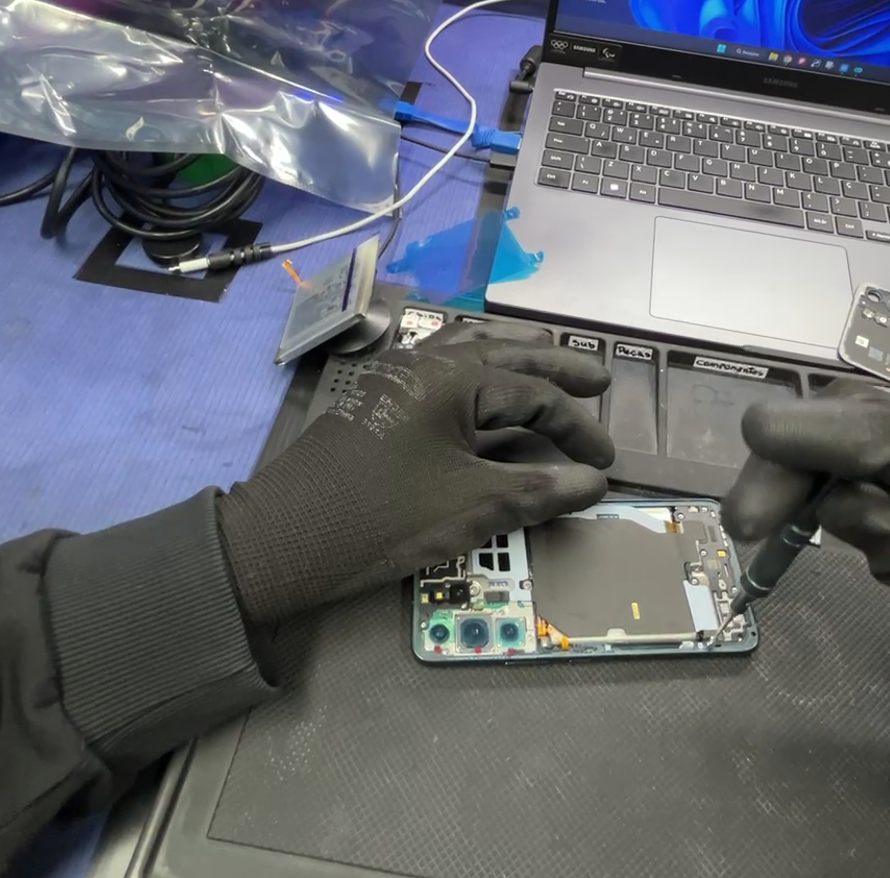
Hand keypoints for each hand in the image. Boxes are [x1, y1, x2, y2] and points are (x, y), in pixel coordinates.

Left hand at [217, 321, 613, 623]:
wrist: (282, 538)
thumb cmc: (381, 518)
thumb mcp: (469, 507)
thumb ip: (538, 490)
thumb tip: (595, 484)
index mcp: (453, 377)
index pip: (533, 395)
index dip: (577, 429)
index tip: (607, 463)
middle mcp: (427, 363)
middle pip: (505, 354)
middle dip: (554, 366)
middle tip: (597, 375)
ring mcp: (398, 377)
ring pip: (467, 351)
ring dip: (511, 354)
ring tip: (544, 353)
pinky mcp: (380, 401)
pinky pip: (440, 370)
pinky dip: (473, 370)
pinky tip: (480, 382)